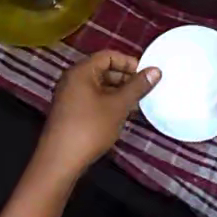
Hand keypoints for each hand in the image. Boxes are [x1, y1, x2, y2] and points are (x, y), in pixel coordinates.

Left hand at [34, 50, 159, 175]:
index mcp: (81, 72)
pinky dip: (110, 102)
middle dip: (126, 78)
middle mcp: (73, 79)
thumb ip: (137, 86)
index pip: (109, 56)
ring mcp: (70, 96)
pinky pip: (94, 98)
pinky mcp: (71, 111)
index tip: (147, 75)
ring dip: (120, 92)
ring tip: (139, 103)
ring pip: (100, 86)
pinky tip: (124, 114)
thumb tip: (155, 70)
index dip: (129, 63)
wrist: (61, 160)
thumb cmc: (90, 128)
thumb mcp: (118, 106)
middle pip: (104, 70)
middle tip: (146, 90)